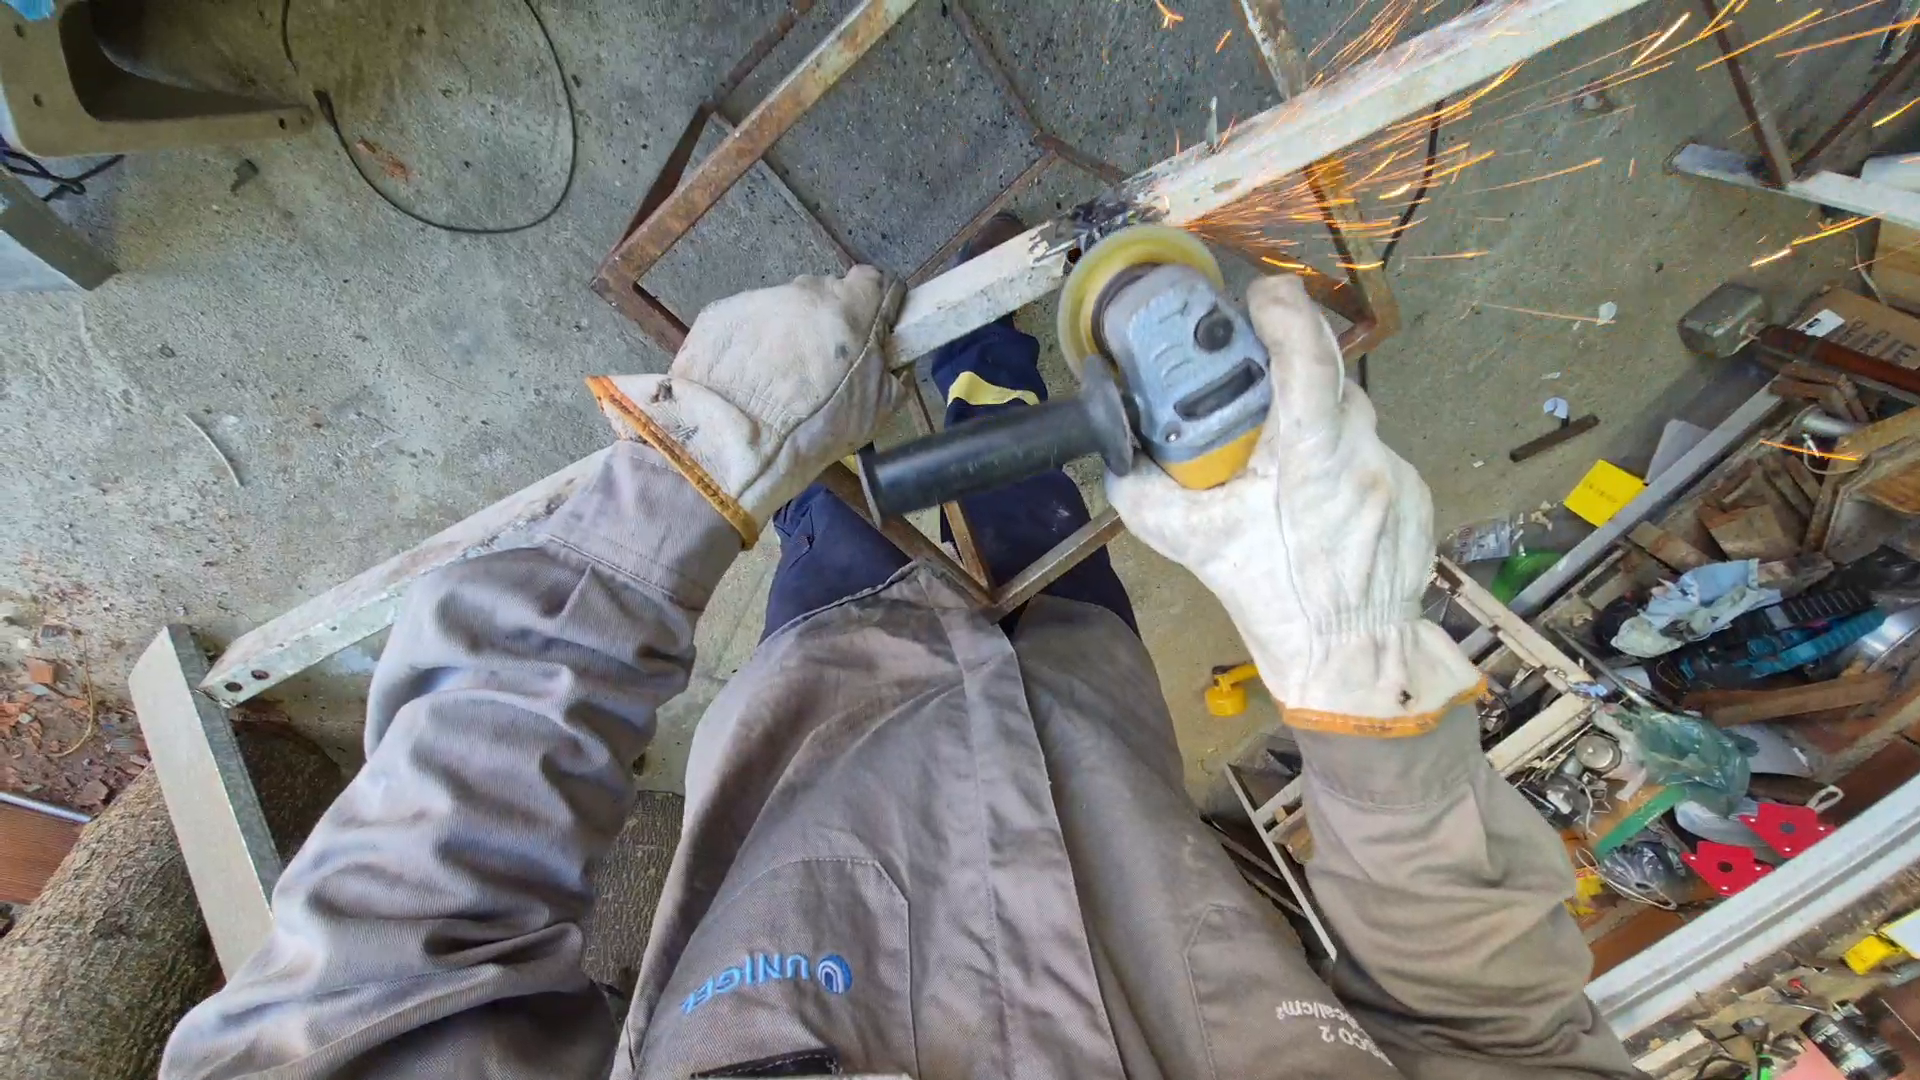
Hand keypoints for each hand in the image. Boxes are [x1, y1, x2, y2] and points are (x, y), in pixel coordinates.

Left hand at [589, 267, 905, 544]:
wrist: (737, 443)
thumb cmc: (816, 427)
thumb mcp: (877, 409)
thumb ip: (893, 371)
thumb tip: (892, 358)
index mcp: (850, 308)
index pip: (875, 281)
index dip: (878, 307)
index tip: (874, 333)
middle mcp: (805, 291)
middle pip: (828, 294)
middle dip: (832, 323)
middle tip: (826, 367)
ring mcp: (760, 299)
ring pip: (787, 309)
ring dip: (792, 334)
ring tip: (782, 380)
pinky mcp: (722, 313)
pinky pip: (750, 323)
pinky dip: (756, 344)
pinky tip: (752, 380)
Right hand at [1106, 275, 1481, 735]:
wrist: (1351, 654)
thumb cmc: (1271, 598)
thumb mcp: (1195, 547)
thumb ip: (1145, 496)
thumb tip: (1119, 458)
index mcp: (1311, 459)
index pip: (1309, 358)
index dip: (1283, 311)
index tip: (1257, 295)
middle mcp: (1364, 454)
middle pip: (1330, 375)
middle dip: (1289, 359)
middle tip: (1248, 368)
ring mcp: (1397, 470)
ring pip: (1350, 414)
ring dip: (1309, 415)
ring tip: (1274, 448)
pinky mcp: (1414, 490)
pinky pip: (1368, 450)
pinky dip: (1334, 455)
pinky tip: (1311, 494)